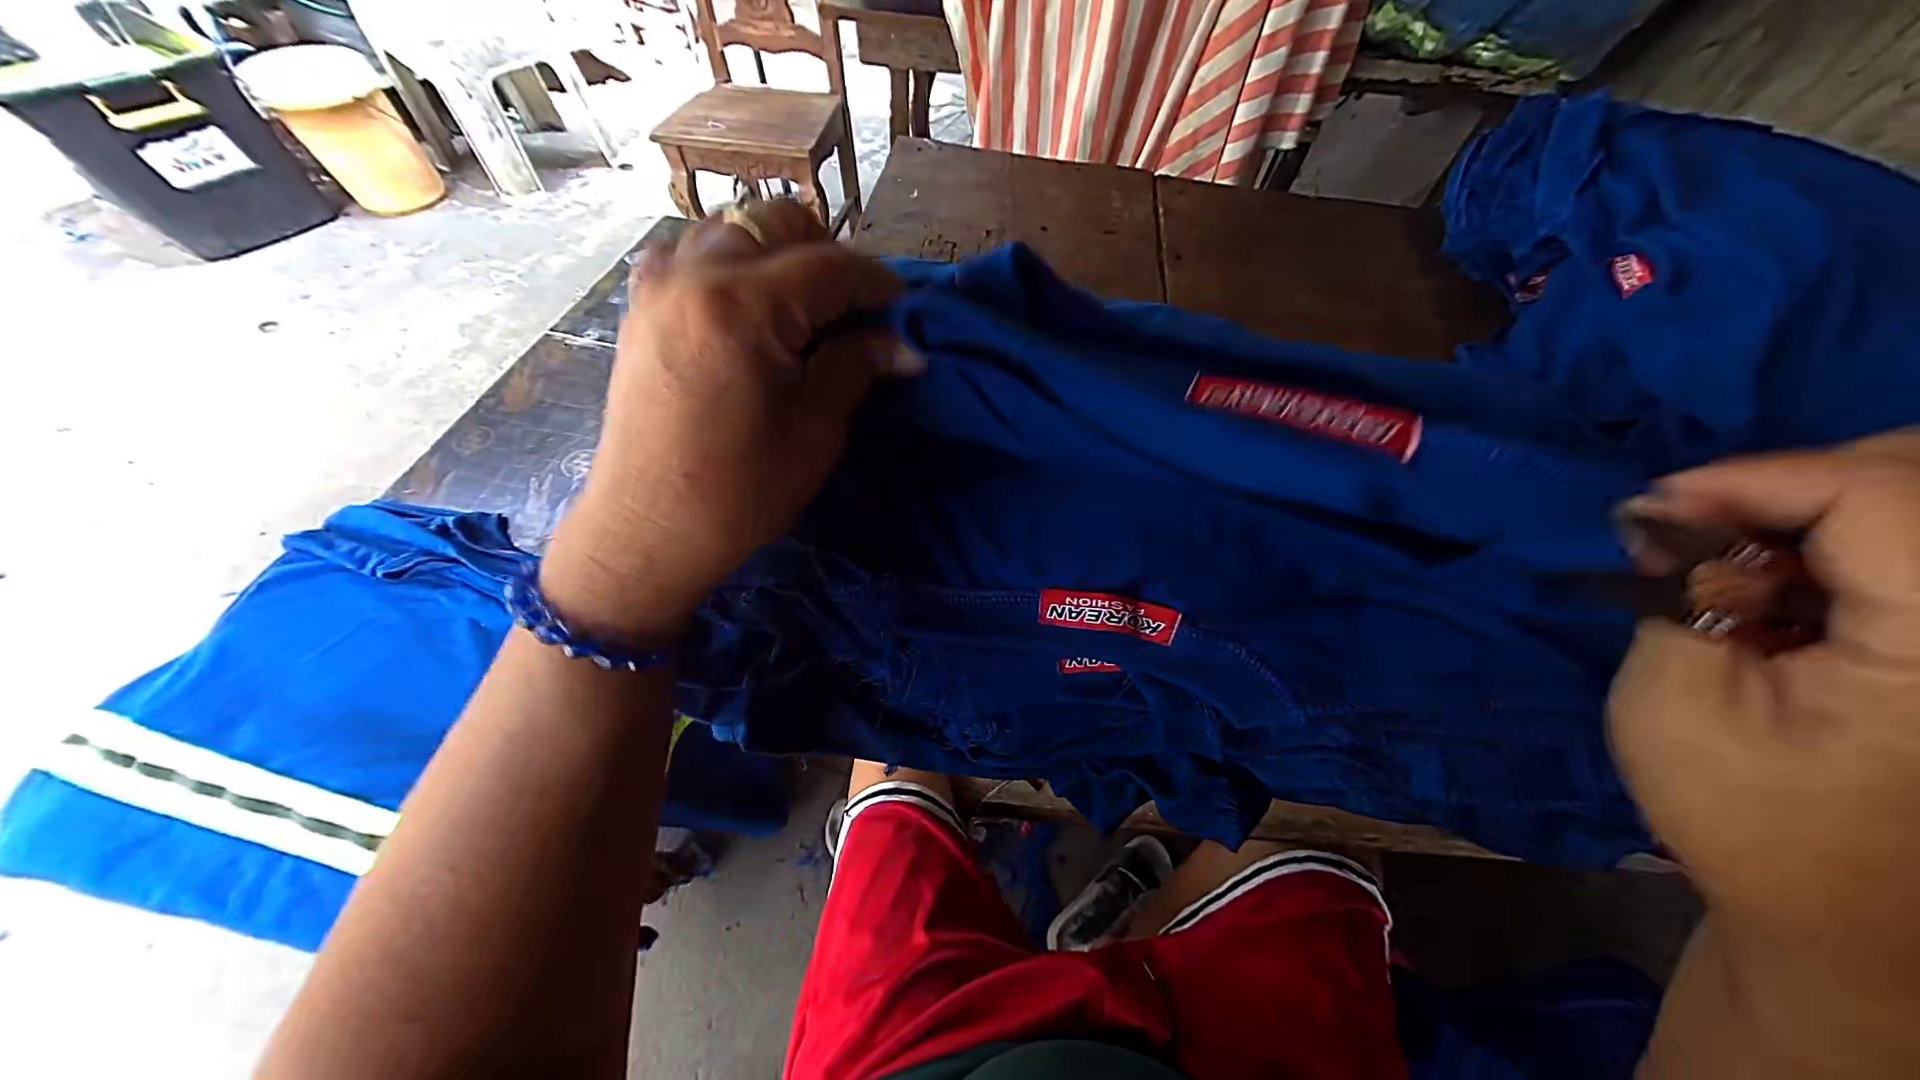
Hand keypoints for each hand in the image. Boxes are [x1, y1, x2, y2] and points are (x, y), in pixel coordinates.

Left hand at [542, 204, 906, 640]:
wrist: (649, 529)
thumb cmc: (741, 492)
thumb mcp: (815, 432)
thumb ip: (856, 367)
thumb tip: (903, 345)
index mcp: (745, 307)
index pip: (830, 267)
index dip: (875, 284)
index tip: (900, 308)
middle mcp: (695, 275)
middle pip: (776, 224)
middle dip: (826, 255)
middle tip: (851, 307)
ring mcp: (658, 285)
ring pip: (730, 229)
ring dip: (775, 253)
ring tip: (801, 306)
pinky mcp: (640, 307)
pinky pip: (688, 253)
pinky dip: (727, 263)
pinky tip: (746, 307)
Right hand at [1608, 431, 1919, 995]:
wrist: (1843, 914)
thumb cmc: (1744, 814)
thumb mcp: (1674, 697)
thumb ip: (1677, 593)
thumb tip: (1668, 516)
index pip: (1881, 496)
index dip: (1756, 478)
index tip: (1649, 504)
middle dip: (1793, 479)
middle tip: (1690, 521)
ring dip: (1817, 504)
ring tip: (1730, 551)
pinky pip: (1909, 546)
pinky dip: (1838, 538)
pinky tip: (1777, 581)